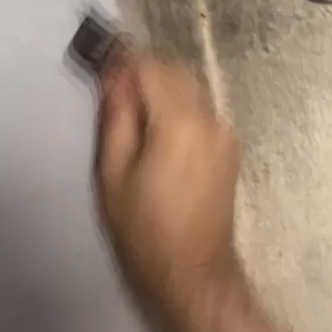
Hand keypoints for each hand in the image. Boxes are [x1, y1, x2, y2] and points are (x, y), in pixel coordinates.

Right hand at [96, 52, 242, 326]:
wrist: (194, 270)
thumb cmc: (145, 230)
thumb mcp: (114, 173)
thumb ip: (116, 117)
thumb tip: (114, 75)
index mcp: (181, 122)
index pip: (151, 66)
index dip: (123, 60)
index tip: (101, 66)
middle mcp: (212, 119)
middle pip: (176, 71)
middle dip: (144, 71)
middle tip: (113, 92)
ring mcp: (226, 133)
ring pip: (192, 88)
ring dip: (163, 88)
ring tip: (132, 115)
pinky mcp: (230, 148)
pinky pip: (203, 110)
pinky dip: (180, 106)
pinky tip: (158, 131)